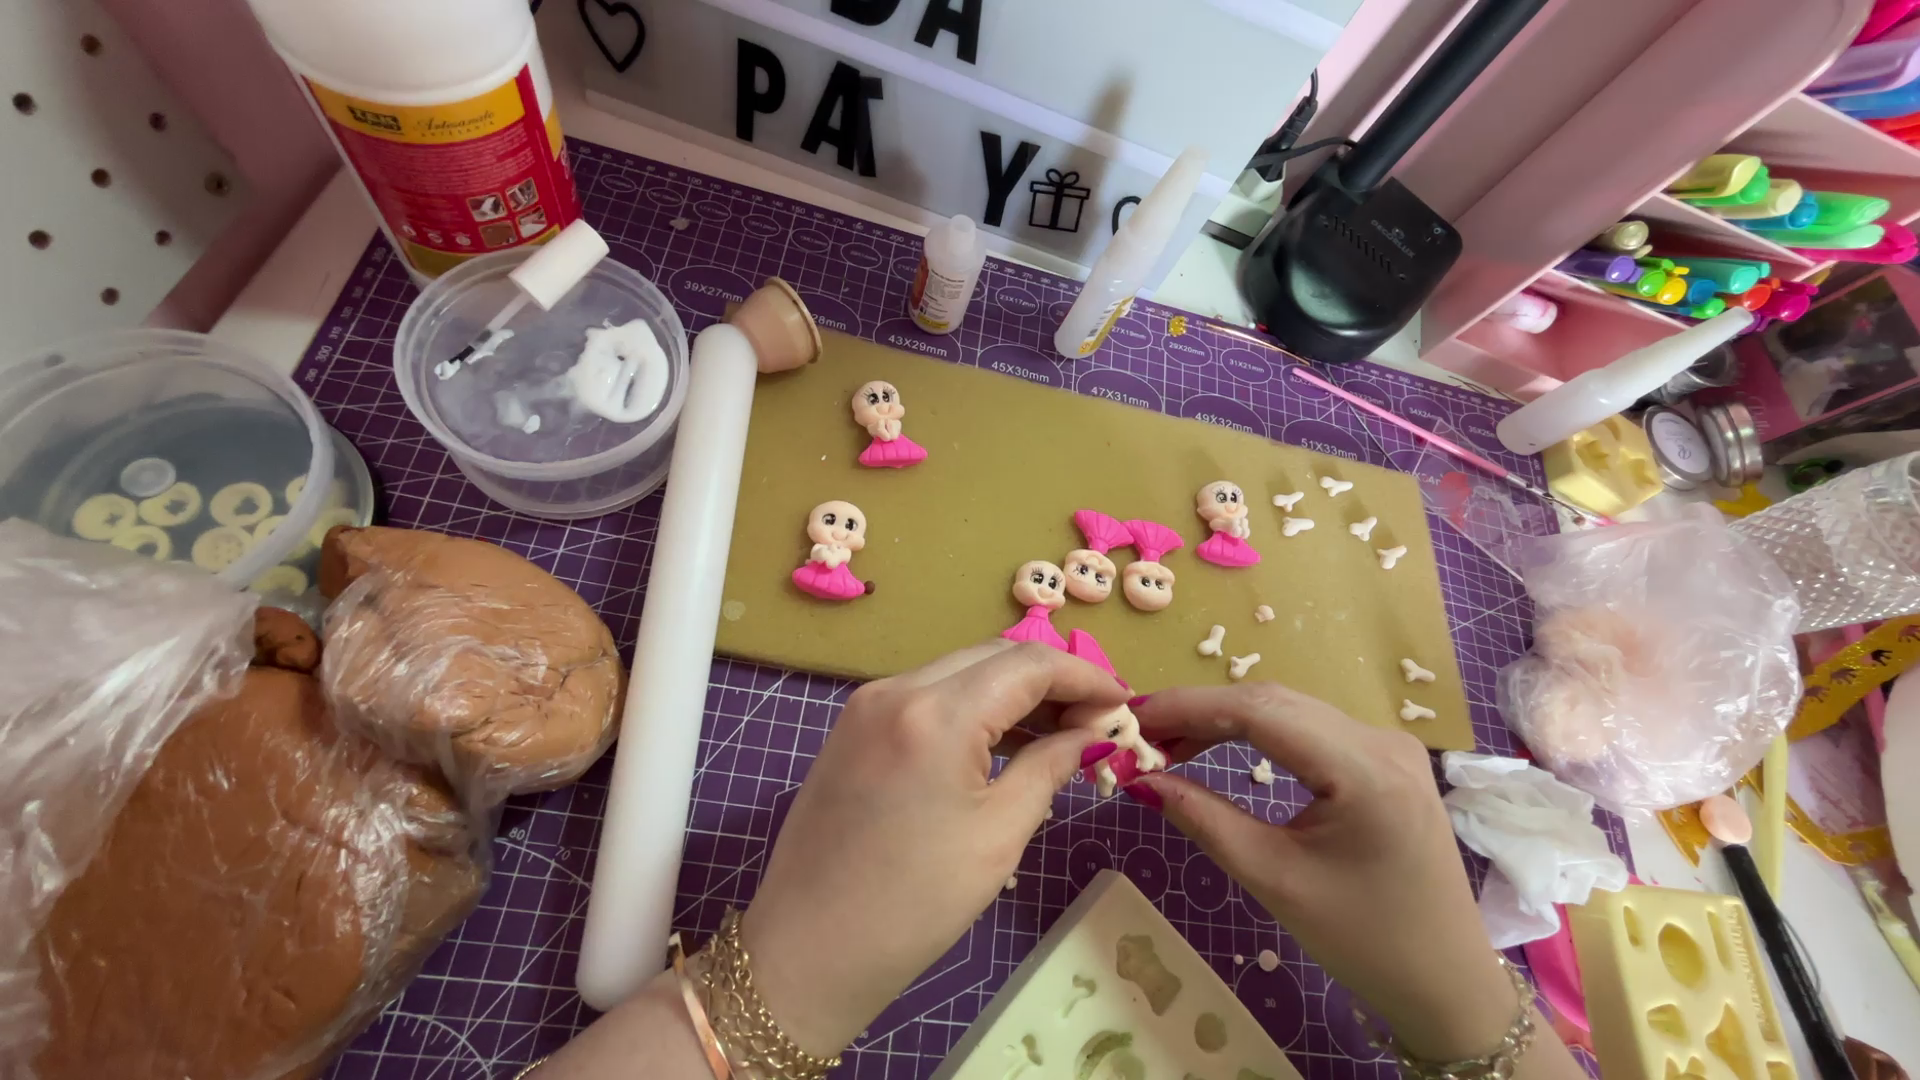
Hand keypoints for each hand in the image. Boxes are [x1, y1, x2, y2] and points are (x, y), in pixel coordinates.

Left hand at [739, 641, 1128, 1056]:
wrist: (806, 949)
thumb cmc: (913, 904)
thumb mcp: (998, 834)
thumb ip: (1050, 766)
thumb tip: (1092, 735)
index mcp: (935, 712)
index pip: (1027, 663)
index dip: (1084, 677)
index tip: (1123, 704)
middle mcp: (897, 687)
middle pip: (993, 656)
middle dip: (1051, 680)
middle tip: (1094, 721)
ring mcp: (869, 701)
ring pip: (960, 671)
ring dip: (1012, 691)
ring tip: (1058, 731)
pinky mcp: (855, 722)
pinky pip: (928, 693)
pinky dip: (972, 705)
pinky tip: (1003, 738)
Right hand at [1128, 684, 1521, 1062]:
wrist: (1447, 986)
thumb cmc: (1363, 941)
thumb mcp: (1272, 878)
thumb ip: (1201, 817)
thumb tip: (1138, 778)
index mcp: (1365, 769)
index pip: (1258, 710)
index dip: (1187, 706)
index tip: (1131, 718)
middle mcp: (1380, 739)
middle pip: (1270, 701)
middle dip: (1198, 710)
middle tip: (1140, 734)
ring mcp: (1386, 743)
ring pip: (1285, 709)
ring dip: (1221, 718)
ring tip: (1167, 741)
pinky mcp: (1381, 757)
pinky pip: (1303, 727)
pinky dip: (1252, 731)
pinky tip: (1216, 744)